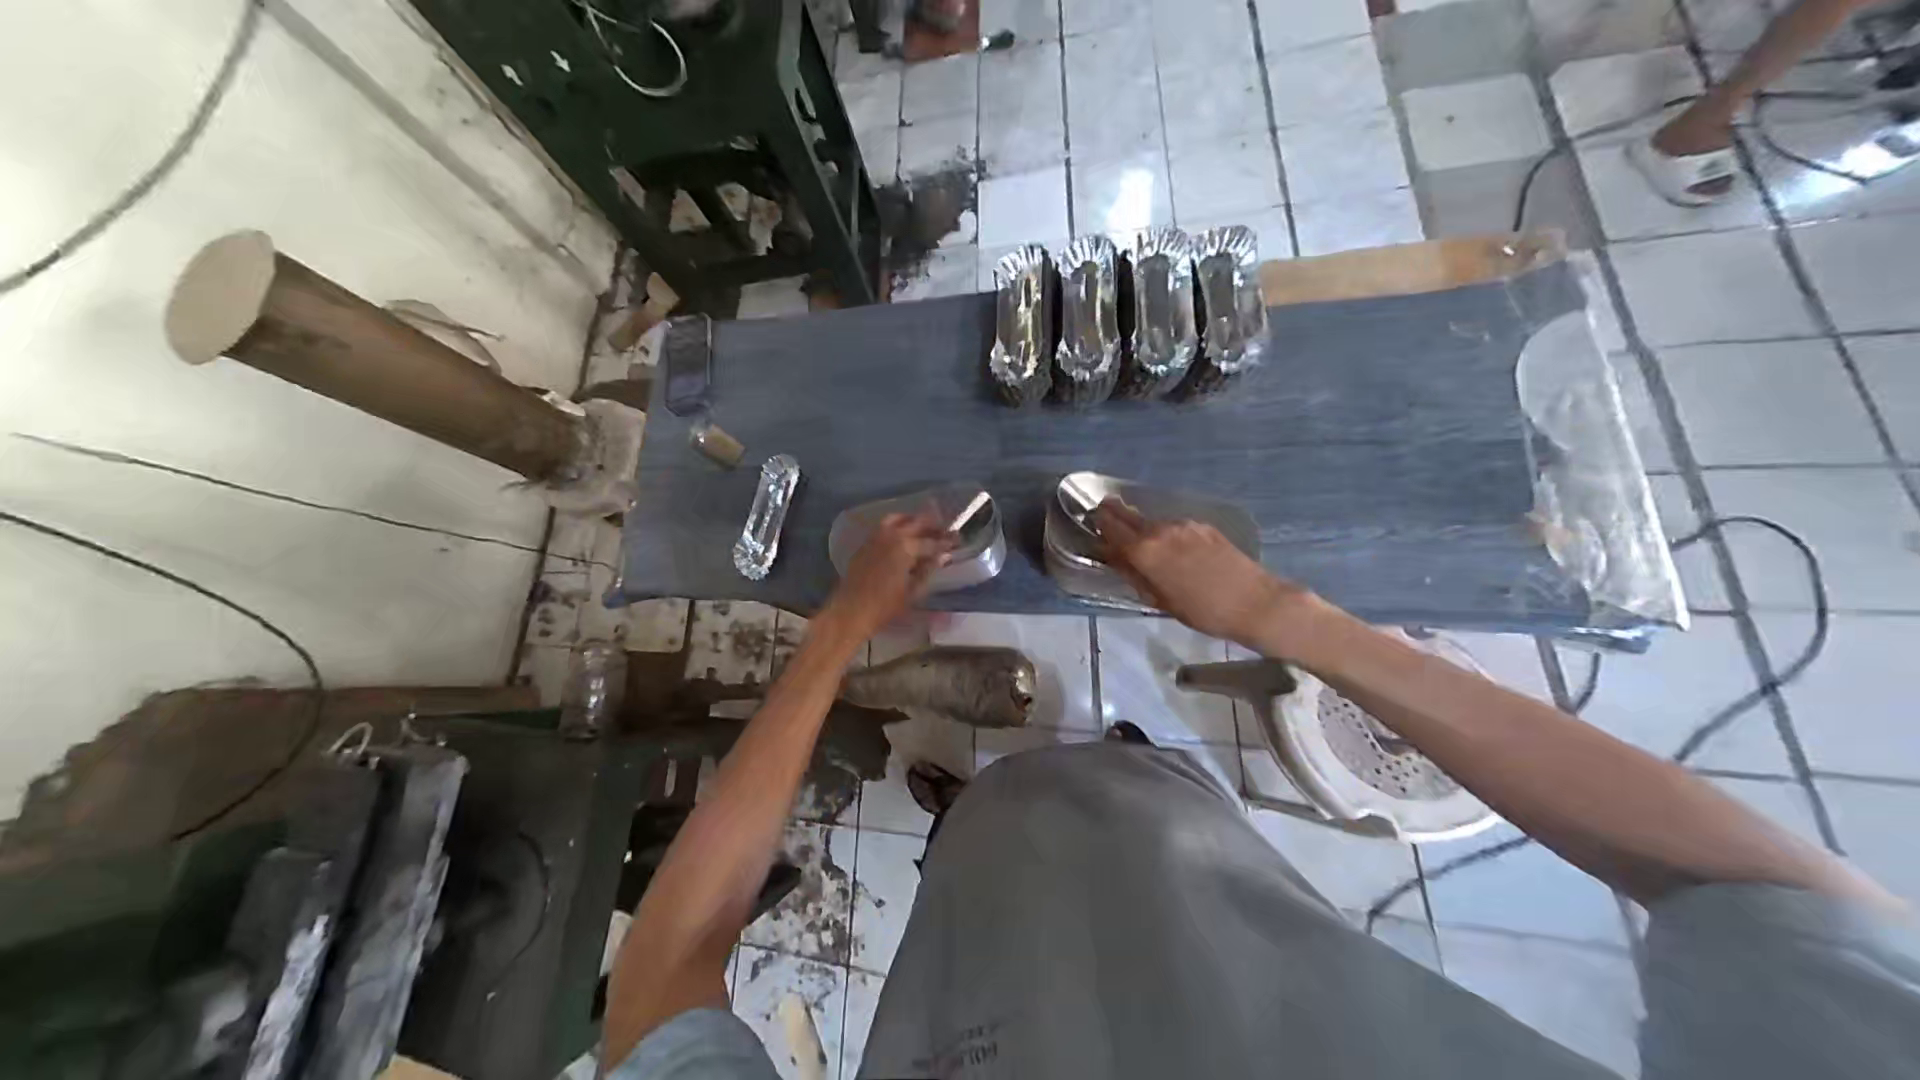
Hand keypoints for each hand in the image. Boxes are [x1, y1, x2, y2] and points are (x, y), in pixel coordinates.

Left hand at [820, 512, 955, 640]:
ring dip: (914, 522)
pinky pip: (885, 526)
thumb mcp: (913, 591)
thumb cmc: (885, 606)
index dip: (947, 541)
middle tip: (945, 530)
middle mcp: (892, 535)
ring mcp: (876, 537)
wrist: (851, 611)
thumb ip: (928, 570)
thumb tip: (942, 556)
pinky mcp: (866, 542)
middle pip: (917, 523)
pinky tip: (903, 536)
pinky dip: (898, 526)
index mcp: (906, 547)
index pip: (932, 541)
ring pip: (899, 519)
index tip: (958, 539)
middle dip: (933, 526)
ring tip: (924, 530)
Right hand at [1092, 499, 1317, 651]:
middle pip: (1129, 515)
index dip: (1098, 523)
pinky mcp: (1204, 527)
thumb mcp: (1160, 600)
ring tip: (1137, 536)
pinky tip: (1168, 544)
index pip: (1111, 527)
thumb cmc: (1203, 611)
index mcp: (1144, 550)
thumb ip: (1134, 575)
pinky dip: (1163, 530)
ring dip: (1140, 524)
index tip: (1090, 520)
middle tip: (1103, 513)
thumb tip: (1114, 558)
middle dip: (1114, 513)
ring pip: (1152, 521)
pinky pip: (1173, 525)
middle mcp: (1161, 529)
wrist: (1256, 603)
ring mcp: (1185, 525)